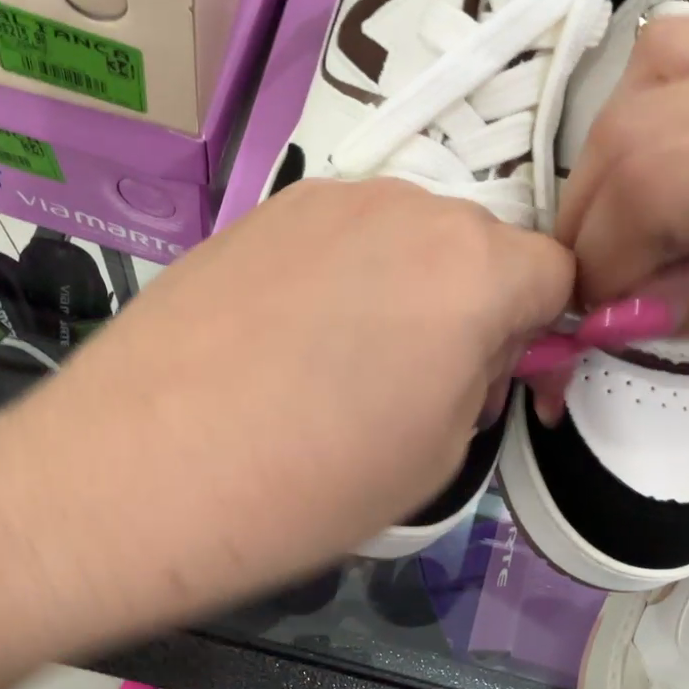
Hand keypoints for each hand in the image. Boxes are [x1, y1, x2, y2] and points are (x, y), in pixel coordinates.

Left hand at [0, 179, 570, 631]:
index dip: (547, 332)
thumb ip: (479, 384)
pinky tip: (289, 345)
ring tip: (348, 369)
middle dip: (476, 311)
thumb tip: (478, 354)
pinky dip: (342, 281)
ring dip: (408, 292)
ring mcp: (323, 201)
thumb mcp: (433, 458)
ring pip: (405, 239)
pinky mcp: (255, 213)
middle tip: (429, 388)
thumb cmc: (305, 487)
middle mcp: (406, 209)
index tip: (516, 385)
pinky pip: (336, 240)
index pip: (556, 273)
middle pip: (478, 249)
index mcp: (473, 271)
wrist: (132, 472)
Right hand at [553, 15, 688, 371]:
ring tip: (624, 238)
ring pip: (644, 82)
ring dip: (605, 168)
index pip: (657, 182)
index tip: (601, 324)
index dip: (602, 258)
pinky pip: (684, 54)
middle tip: (601, 296)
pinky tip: (664, 172)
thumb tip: (616, 313)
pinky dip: (643, 117)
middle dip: (587, 224)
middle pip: (633, 130)